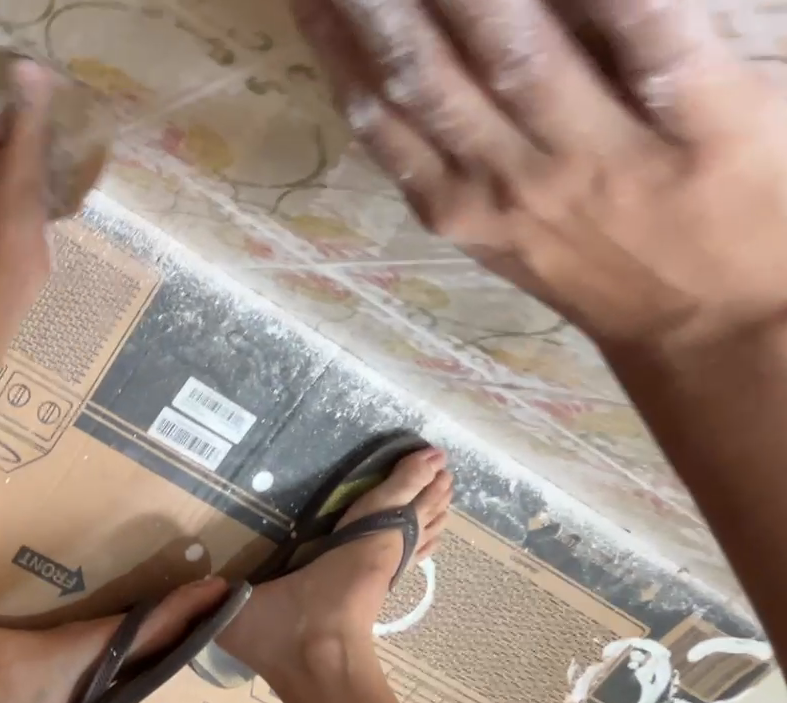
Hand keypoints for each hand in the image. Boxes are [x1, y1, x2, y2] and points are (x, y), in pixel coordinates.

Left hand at [0, 59, 56, 298]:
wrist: (14, 269)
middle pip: (14, 143)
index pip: (0, 121)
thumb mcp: (22, 155)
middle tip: (69, 130)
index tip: (55, 111)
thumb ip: (27, 113)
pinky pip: (34, 189)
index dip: (27, 113)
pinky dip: (51, 181)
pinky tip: (73, 176)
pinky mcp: (15, 218)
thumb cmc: (11, 211)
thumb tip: (26, 65)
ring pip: (26, 166)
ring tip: (74, 149)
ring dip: (49, 158)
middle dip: (40, 136)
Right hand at [295, 0, 786, 358]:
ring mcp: (594, 155)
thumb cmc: (603, 272)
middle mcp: (502, 180)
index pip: (378, 118)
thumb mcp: (500, 235)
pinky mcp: (708, 124)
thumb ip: (454, 166)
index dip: (336, 52)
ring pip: (512, 55)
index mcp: (453, 206)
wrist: (712, 324)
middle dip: (379, 8)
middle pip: (425, 79)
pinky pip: (652, 40)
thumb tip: (398, 93)